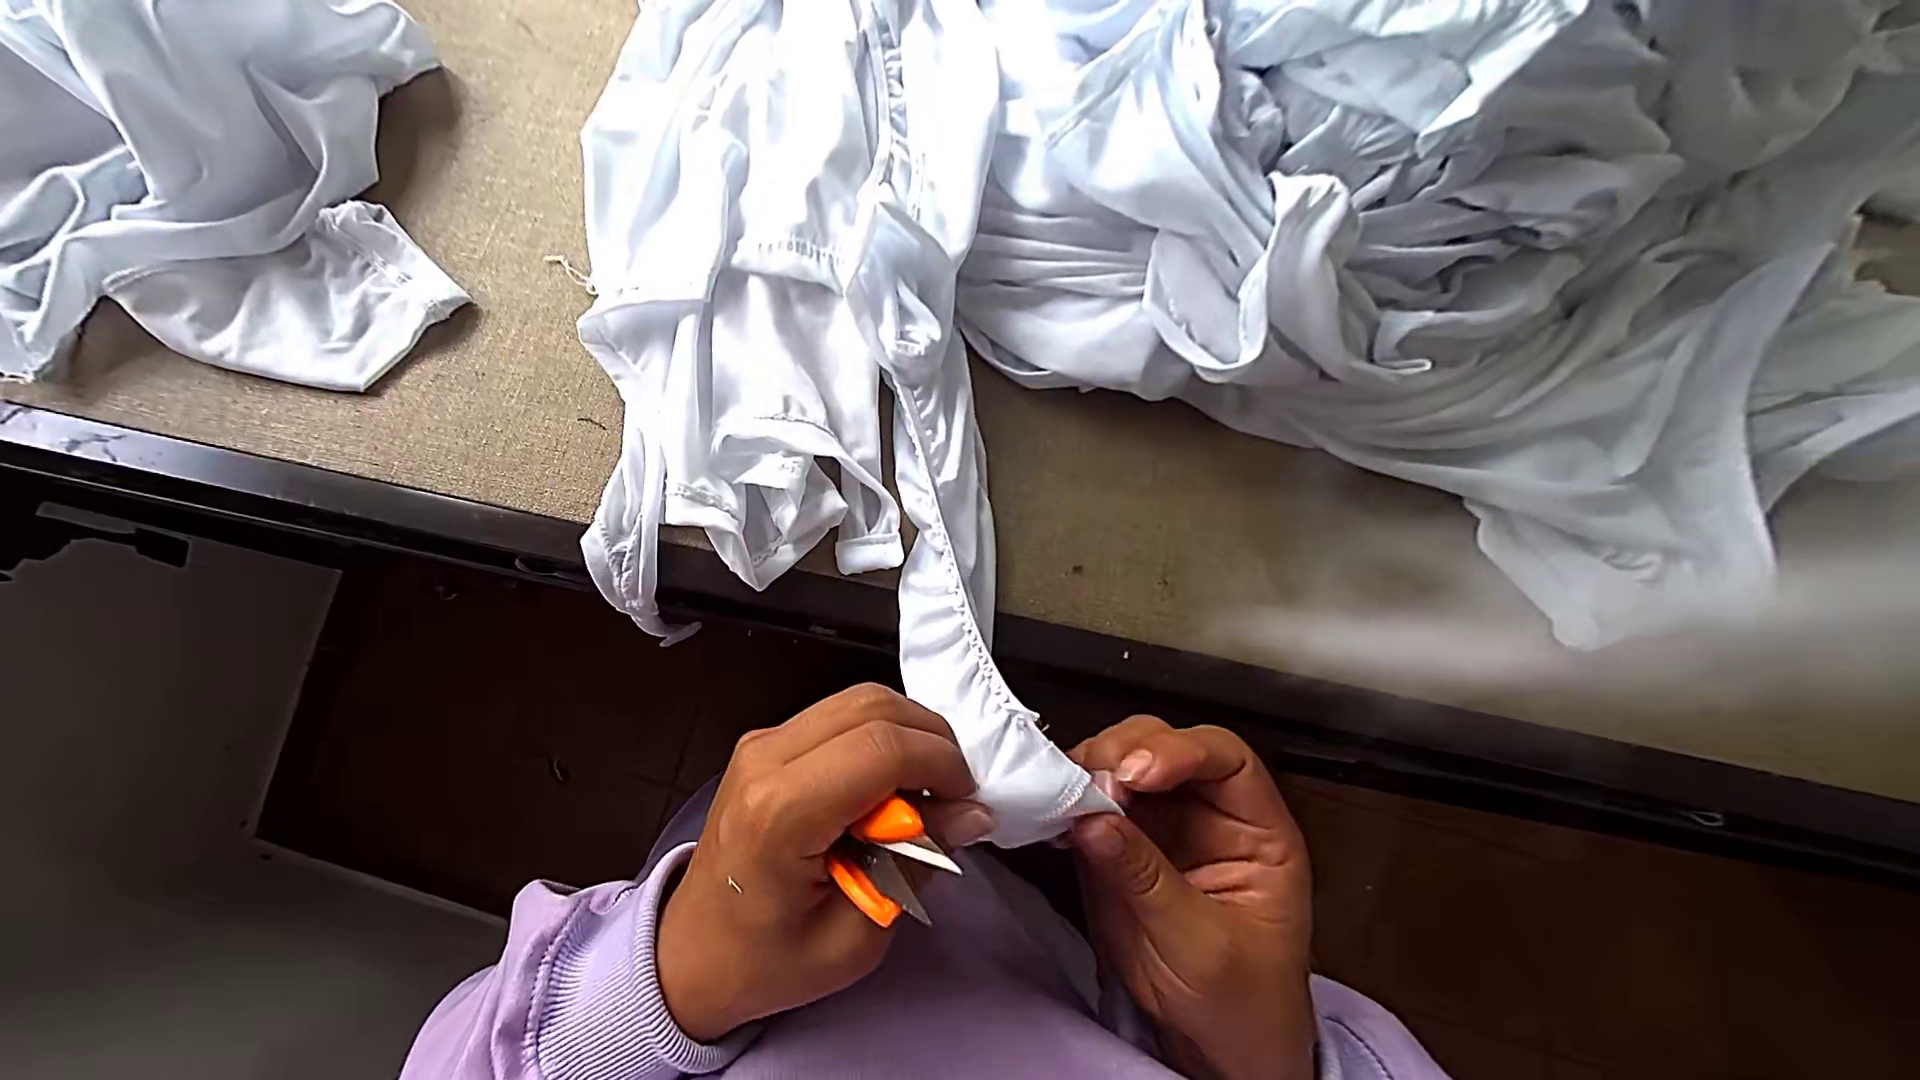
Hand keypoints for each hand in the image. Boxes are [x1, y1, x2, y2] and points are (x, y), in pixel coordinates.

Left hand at [655, 684, 993, 1040]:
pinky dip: (883, 733)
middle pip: (874, 707)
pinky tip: (890, 778)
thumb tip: (970, 814)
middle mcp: (766, 759)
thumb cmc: (763, 959)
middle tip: (951, 790)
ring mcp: (764, 741)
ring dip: (910, 731)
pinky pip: (843, 712)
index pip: (882, 749)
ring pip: (862, 699)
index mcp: (780, 813)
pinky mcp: (769, 739)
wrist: (690, 952)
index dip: (940, 764)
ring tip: (924, 785)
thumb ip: (917, 863)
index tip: (965, 799)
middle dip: (932, 739)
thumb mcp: (855, 938)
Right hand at [1069, 717, 1315, 1079]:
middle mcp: (1204, 810)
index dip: (1181, 750)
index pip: (1224, 758)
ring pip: (1119, 759)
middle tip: (1099, 784)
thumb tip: (1095, 821)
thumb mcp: (1204, 948)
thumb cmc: (1243, 1005)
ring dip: (1090, 767)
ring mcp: (1158, 819)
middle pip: (1163, 743)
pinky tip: (1057, 812)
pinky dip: (1068, 795)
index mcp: (1256, 828)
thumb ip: (1148, 880)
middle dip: (1125, 752)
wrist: (1214, 1051)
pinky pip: (1089, 796)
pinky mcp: (1118, 836)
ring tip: (1072, 797)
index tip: (1138, 772)